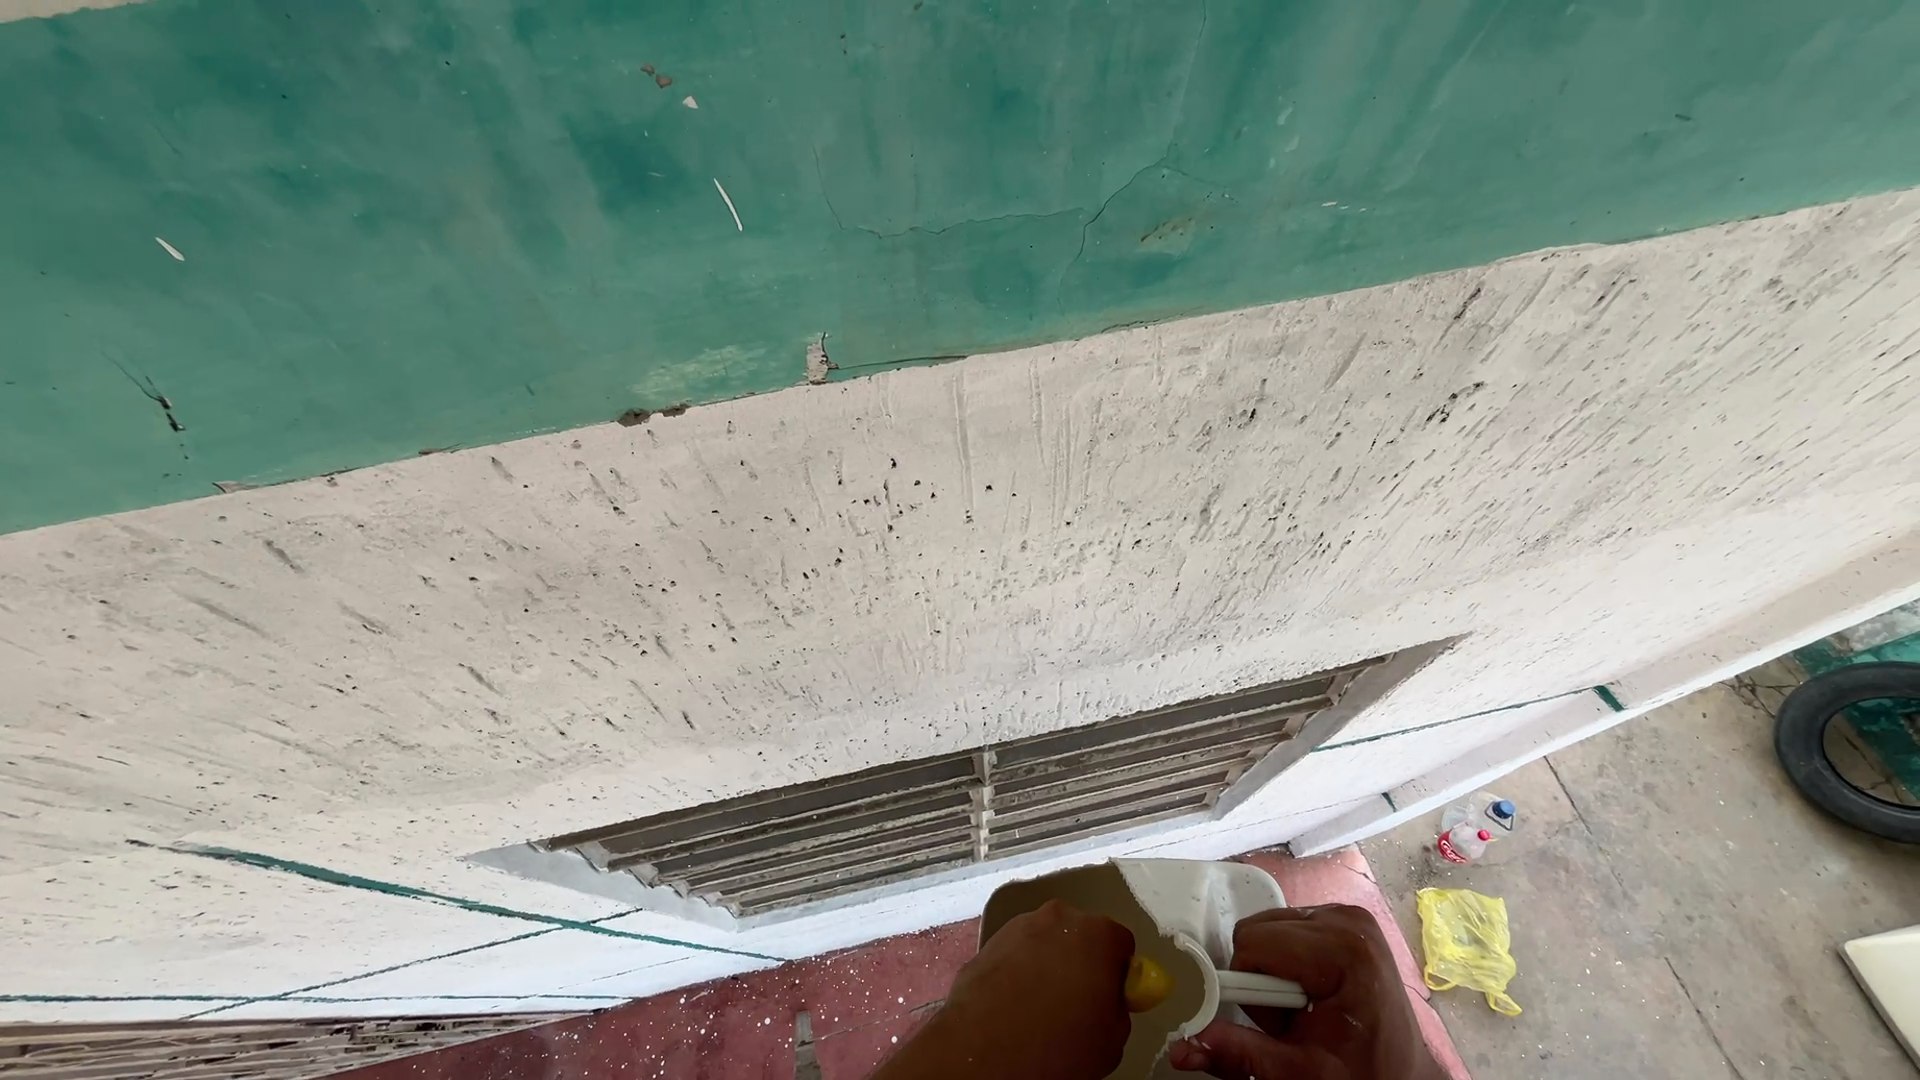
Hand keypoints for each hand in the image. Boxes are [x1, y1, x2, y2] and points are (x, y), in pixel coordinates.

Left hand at [872, 899, 1134, 1079]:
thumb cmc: (1062, 1042)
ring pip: (1046, 939)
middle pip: (1081, 933)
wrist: (991, 1046)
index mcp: (1099, 934)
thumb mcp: (1112, 1037)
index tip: (1110, 996)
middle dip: (1081, 959)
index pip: (1121, 943)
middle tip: (1076, 1000)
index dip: (1120, 970)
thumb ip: (1116, 1006)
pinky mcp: (991, 938)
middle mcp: (1060, 916)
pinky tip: (1014, 1001)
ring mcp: (1022, 923)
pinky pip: (1017, 951)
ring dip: (1048, 961)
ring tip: (1040, 1002)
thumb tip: (1106, 998)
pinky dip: (1019, 968)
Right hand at [1168, 905, 1444, 1079]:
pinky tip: (1311, 990)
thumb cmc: (1362, 1075)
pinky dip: (1286, 958)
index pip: (1255, 943)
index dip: (1252, 988)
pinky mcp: (1343, 916)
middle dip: (1262, 979)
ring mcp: (1347, 914)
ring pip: (1267, 925)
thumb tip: (1182, 1048)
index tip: (1274, 1025)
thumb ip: (1239, 1054)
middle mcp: (1347, 920)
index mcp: (1344, 950)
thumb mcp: (1298, 1073)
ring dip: (1271, 968)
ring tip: (1303, 1008)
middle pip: (1258, 930)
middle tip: (1293, 1019)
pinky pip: (1285, 924)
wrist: (1404, 1076)